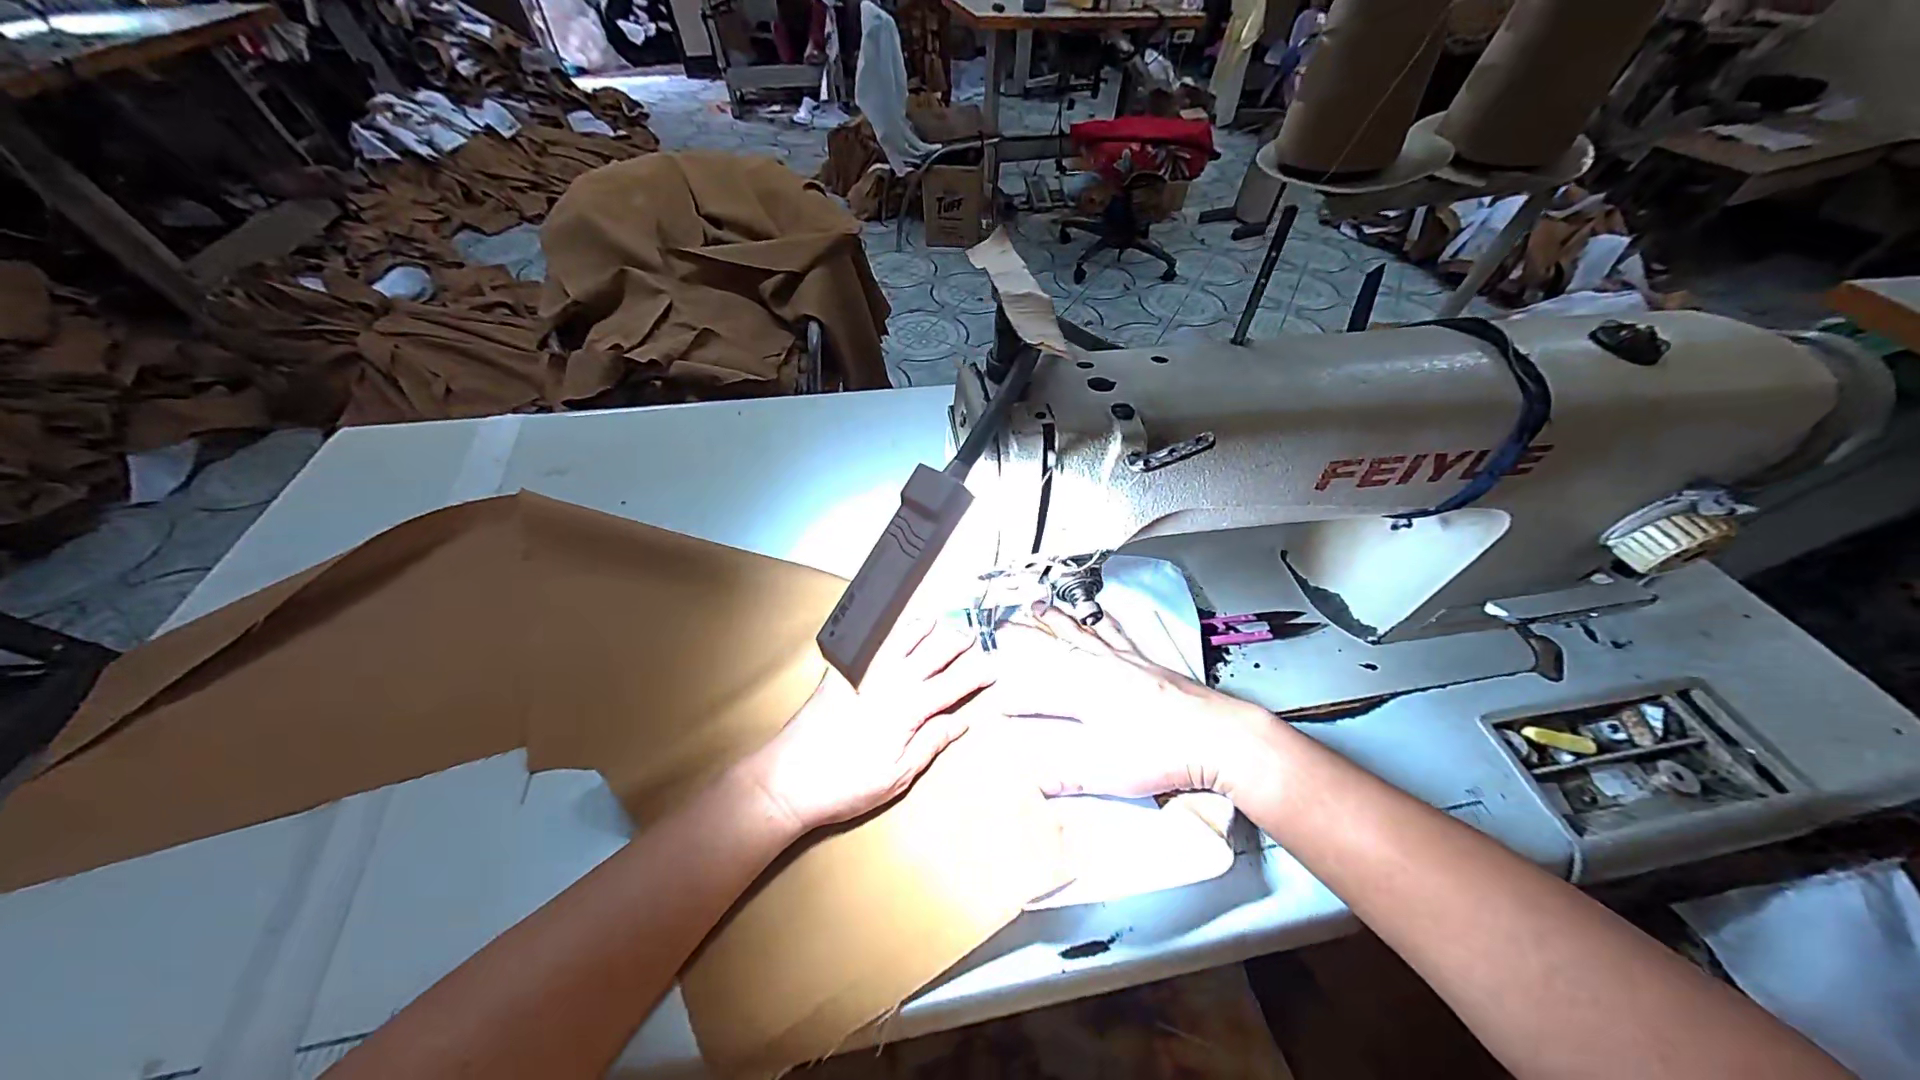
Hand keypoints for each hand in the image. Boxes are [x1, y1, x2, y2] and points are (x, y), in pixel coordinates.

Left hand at [742, 619, 991, 833]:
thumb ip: (930, 743)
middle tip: (970, 635)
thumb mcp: (897, 776)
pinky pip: (869, 645)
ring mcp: (863, 675)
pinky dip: (885, 634)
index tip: (992, 667)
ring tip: (934, 619)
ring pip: (900, 642)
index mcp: (908, 710)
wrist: (787, 778)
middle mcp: (889, 684)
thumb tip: (959, 722)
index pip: (951, 687)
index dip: (974, 676)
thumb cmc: (844, 784)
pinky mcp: (839, 675)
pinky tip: (890, 630)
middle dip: (953, 643)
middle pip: (930, 655)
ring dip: (920, 629)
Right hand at [985, 605, 1279, 800]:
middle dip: (1025, 635)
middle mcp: (1102, 670)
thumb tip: (1038, 786)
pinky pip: (1116, 631)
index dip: (1015, 701)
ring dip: (1057, 618)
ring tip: (1040, 605)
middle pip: (1055, 647)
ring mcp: (1125, 661)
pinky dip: (1101, 619)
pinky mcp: (1146, 660)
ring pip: (1082, 631)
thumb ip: (1071, 777)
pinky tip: (1098, 612)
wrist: (1220, 737)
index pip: (1041, 697)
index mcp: (1088, 696)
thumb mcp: (1114, 774)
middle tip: (1004, 623)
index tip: (998, 706)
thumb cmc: (1167, 754)